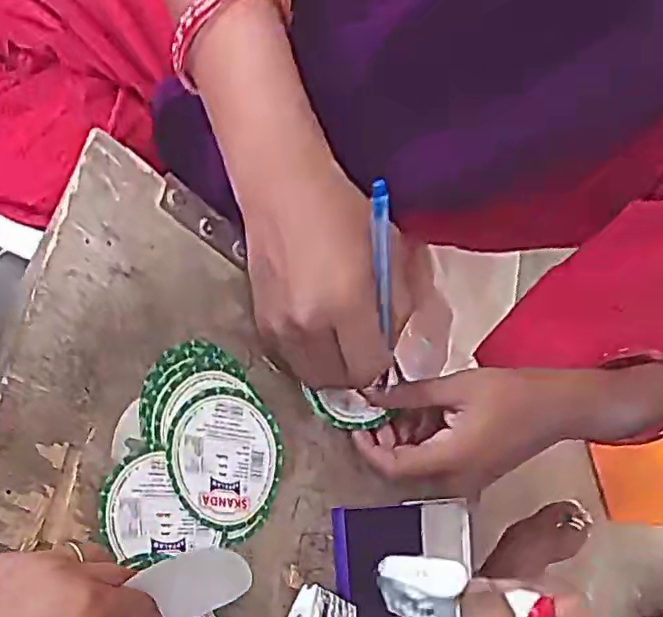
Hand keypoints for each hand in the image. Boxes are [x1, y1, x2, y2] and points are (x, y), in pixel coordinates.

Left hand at [0, 549, 171, 616]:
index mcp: (90, 605)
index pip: (142, 602)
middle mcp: (66, 572)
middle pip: (117, 573)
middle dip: (129, 600)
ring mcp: (33, 562)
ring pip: (83, 561)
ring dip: (96, 584)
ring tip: (86, 615)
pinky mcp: (4, 562)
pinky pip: (48, 562)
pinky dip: (59, 580)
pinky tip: (47, 609)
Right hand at [239, 164, 416, 388]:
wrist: (280, 190)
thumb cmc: (340, 210)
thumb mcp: (388, 248)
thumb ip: (399, 299)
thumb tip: (393, 338)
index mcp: (347, 304)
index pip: (368, 366)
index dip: (380, 365)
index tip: (383, 351)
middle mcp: (310, 325)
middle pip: (338, 380)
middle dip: (355, 373)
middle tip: (362, 352)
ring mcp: (282, 328)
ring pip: (312, 376)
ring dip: (329, 369)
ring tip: (337, 345)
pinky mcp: (263, 325)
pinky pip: (291, 360)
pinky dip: (307, 357)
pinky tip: (314, 333)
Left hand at [352, 368, 601, 493]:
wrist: (565, 408)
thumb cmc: (518, 394)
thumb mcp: (458, 387)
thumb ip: (409, 395)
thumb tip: (371, 394)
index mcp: (447, 462)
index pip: (389, 465)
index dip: (366, 446)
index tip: (357, 422)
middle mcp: (450, 481)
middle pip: (399, 467)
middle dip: (385, 437)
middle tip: (382, 405)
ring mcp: (460, 482)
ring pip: (414, 465)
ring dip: (404, 437)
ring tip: (410, 403)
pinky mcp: (468, 476)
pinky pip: (432, 463)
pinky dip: (422, 441)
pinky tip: (429, 413)